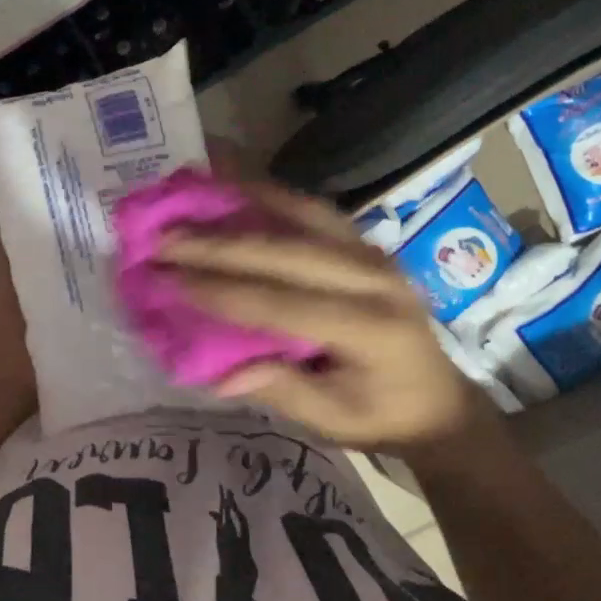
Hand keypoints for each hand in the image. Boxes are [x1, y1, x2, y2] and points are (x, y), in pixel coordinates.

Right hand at [157, 183, 498, 455]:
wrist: (439, 403)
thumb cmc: (380, 418)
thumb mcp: (332, 420)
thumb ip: (282, 390)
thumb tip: (222, 375)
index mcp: (369, 328)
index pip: (280, 303)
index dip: (219, 292)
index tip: (165, 280)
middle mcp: (375, 279)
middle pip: (285, 250)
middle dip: (216, 243)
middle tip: (162, 237)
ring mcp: (372, 253)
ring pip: (300, 214)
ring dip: (240, 200)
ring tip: (190, 191)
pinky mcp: (364, 243)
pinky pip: (312, 209)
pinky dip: (269, 191)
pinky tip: (231, 180)